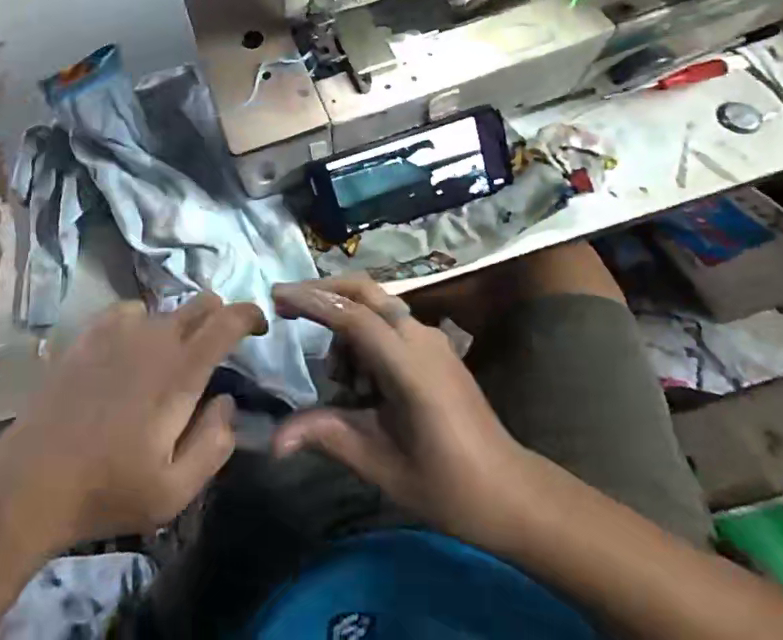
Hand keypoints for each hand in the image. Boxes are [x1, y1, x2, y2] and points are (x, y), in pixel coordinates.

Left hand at [0, 294, 267, 550]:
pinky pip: (128, 311)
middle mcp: (154, 339)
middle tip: (219, 350)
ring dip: (180, 325)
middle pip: (201, 303)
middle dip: (220, 317)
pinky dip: (142, 323)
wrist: (29, 483)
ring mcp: (117, 333)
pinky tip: (132, 350)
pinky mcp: (87, 337)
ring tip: (172, 358)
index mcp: (181, 372)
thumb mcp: (175, 490)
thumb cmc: (108, 490)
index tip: (260, 327)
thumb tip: (227, 401)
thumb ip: (215, 443)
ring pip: (165, 309)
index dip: (250, 315)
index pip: (227, 321)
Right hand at [269, 274, 545, 548]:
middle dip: (324, 292)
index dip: (312, 302)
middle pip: (366, 292)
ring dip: (346, 326)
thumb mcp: (381, 465)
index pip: (353, 317)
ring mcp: (432, 340)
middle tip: (286, 307)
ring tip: (340, 386)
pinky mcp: (436, 349)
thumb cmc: (446, 484)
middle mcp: (421, 338)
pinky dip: (365, 336)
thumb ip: (328, 436)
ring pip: (377, 307)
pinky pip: (391, 324)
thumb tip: (274, 439)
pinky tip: (362, 384)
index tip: (275, 296)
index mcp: (409, 365)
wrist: (508, 491)